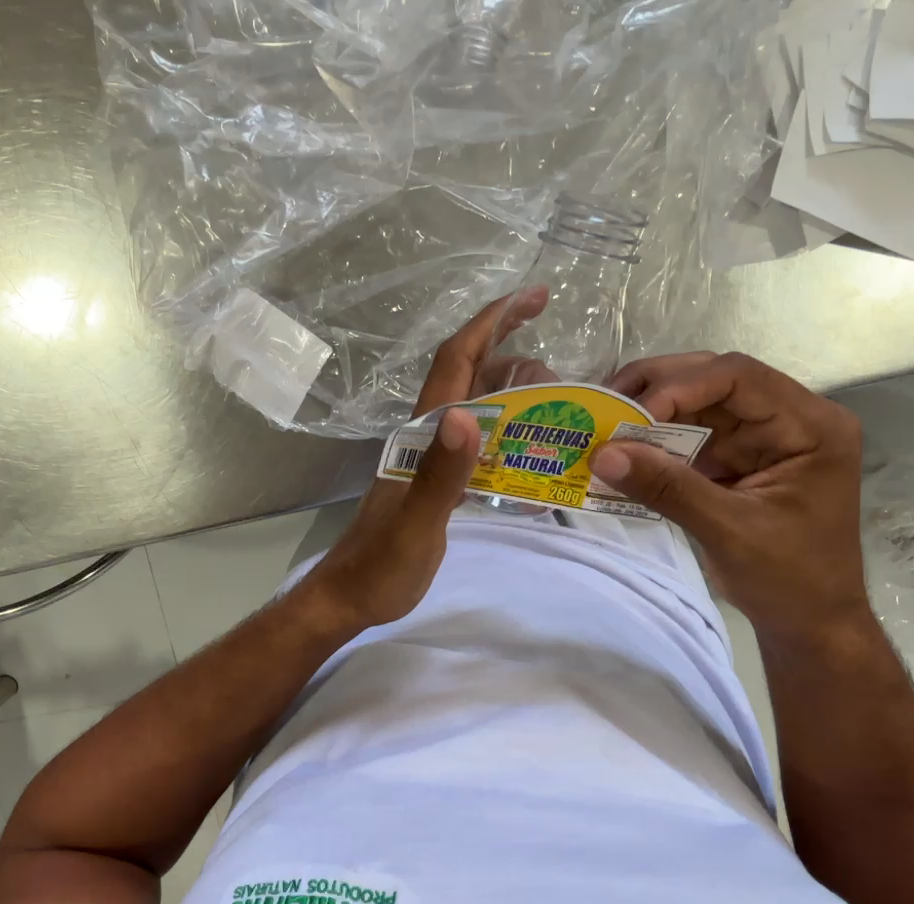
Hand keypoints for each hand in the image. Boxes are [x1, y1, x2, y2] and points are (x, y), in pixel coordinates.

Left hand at [299, 288, 548, 630]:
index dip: (492, 322)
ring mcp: (431, 461)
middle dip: (515, 355)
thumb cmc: (380, 565)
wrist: (350, 598)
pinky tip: (532, 449)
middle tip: (564, 373)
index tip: (535, 297)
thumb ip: (441, 475)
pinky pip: (478, 445)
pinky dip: (508, 434)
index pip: (456, 362)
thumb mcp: (416, 525)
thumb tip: (465, 415)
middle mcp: (426, 437)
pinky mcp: (438, 486)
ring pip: (477, 410)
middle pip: (471, 377)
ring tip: (560, 406)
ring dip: (515, 395)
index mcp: (420, 435)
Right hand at [596, 352, 868, 640]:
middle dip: (658, 388)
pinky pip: (693, 436)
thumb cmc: (789, 579)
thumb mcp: (729, 531)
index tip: (630, 415)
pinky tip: (623, 449)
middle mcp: (790, 419)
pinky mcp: (741, 459)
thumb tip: (603, 454)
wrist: (811, 622)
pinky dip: (656, 442)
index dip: (680, 386)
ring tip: (605, 423)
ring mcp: (764, 439)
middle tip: (604, 404)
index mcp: (811, 426)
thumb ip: (669, 488)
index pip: (739, 378)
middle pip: (717, 380)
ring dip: (651, 412)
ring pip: (700, 404)